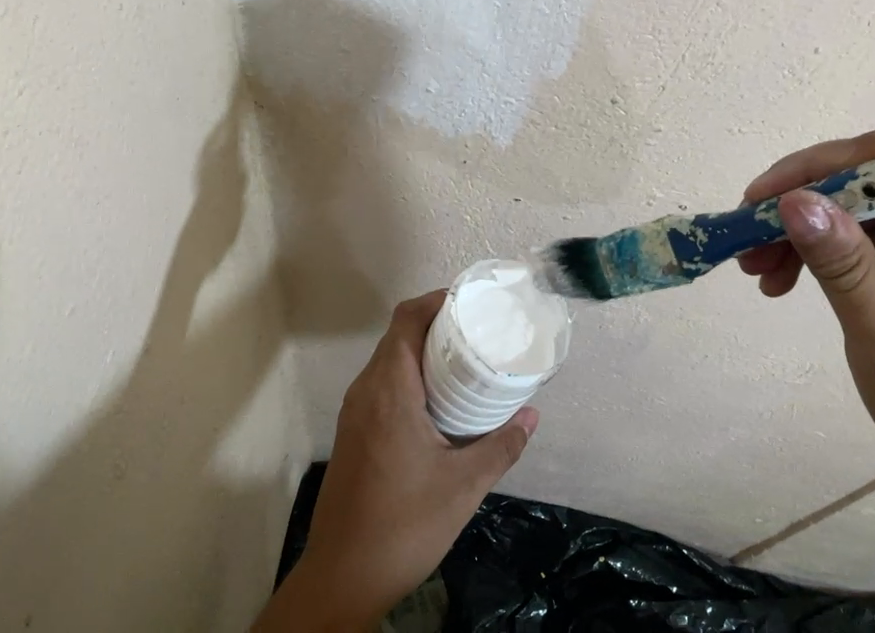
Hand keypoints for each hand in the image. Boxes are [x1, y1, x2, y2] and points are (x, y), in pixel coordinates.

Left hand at [254, 291, 537, 631]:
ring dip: (424, 355)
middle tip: (480, 333)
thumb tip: (531, 415)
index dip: (437, 301)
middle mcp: (366, 390)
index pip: (406, 318)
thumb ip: (502, 446)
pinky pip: (383, 386)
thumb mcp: (465, 485)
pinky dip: (411, 379)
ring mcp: (354, 412)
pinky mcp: (353, 433)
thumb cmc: (405, 524)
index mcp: (390, 390)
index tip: (472, 304)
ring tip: (466, 363)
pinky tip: (440, 403)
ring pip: (389, 362)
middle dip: (438, 327)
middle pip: (398, 336)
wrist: (343, 575)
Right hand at [739, 130, 874, 505]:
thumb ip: (843, 265)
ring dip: (811, 234)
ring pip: (869, 209)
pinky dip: (837, 252)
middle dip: (801, 209)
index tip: (755, 204)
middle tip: (747, 252)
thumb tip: (796, 199)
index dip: (810, 168)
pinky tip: (800, 281)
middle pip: (870, 182)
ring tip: (766, 277)